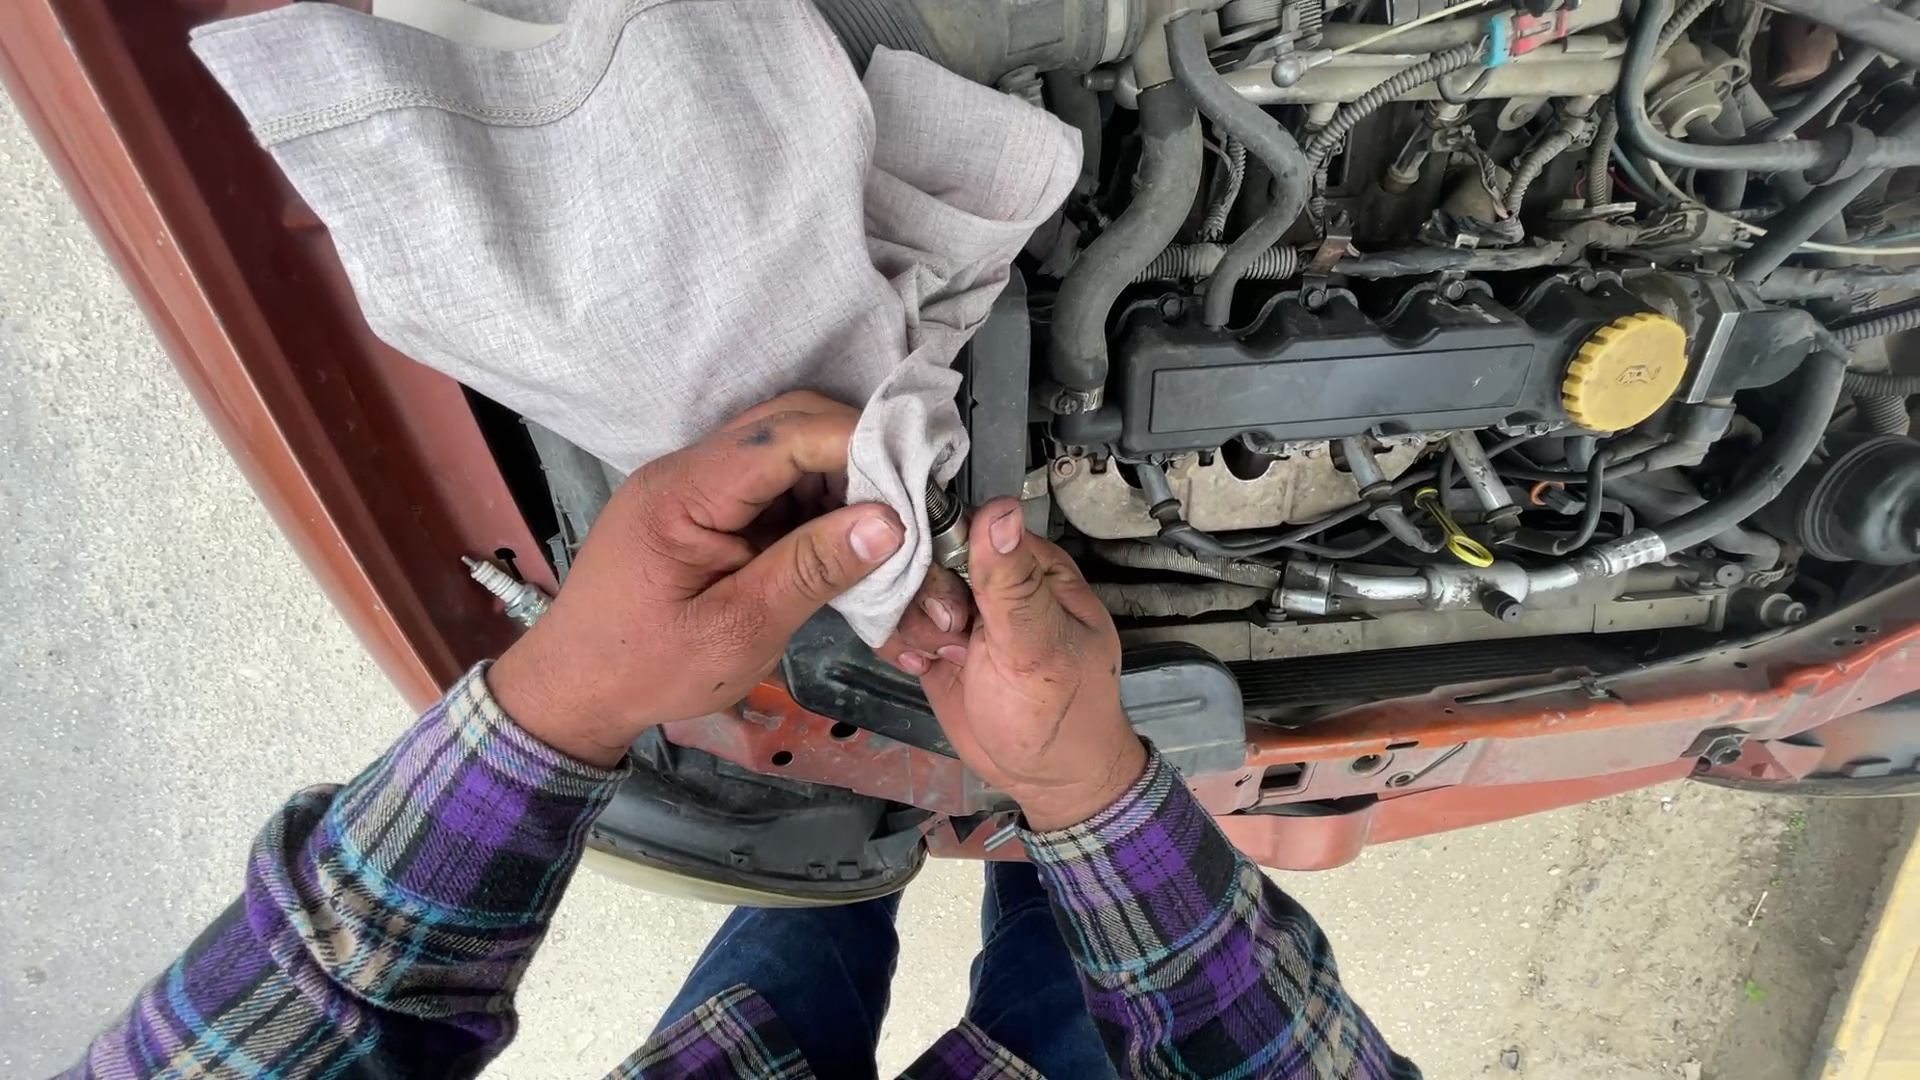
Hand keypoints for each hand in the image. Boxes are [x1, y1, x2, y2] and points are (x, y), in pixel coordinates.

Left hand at [489, 391, 908, 766]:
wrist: (576, 690)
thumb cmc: (650, 668)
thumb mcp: (740, 630)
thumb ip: (812, 569)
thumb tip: (890, 522)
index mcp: (684, 492)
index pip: (782, 436)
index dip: (855, 443)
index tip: (914, 477)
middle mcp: (688, 470)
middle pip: (784, 424)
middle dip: (854, 450)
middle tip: (906, 496)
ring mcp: (696, 485)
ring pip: (785, 447)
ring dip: (840, 474)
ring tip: (883, 520)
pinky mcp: (707, 508)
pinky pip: (774, 483)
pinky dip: (817, 499)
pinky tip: (844, 534)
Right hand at [917, 497, 1147, 830]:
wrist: (1046, 779)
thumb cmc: (1060, 715)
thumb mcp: (1038, 647)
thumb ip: (1012, 582)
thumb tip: (1001, 508)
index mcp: (1028, 565)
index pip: (968, 526)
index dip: (944, 554)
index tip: (951, 603)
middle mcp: (990, 580)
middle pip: (925, 556)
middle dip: (927, 600)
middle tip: (952, 639)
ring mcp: (958, 610)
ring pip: (903, 588)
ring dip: (912, 626)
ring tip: (944, 657)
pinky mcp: (932, 640)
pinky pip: (894, 621)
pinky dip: (897, 642)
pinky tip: (923, 665)